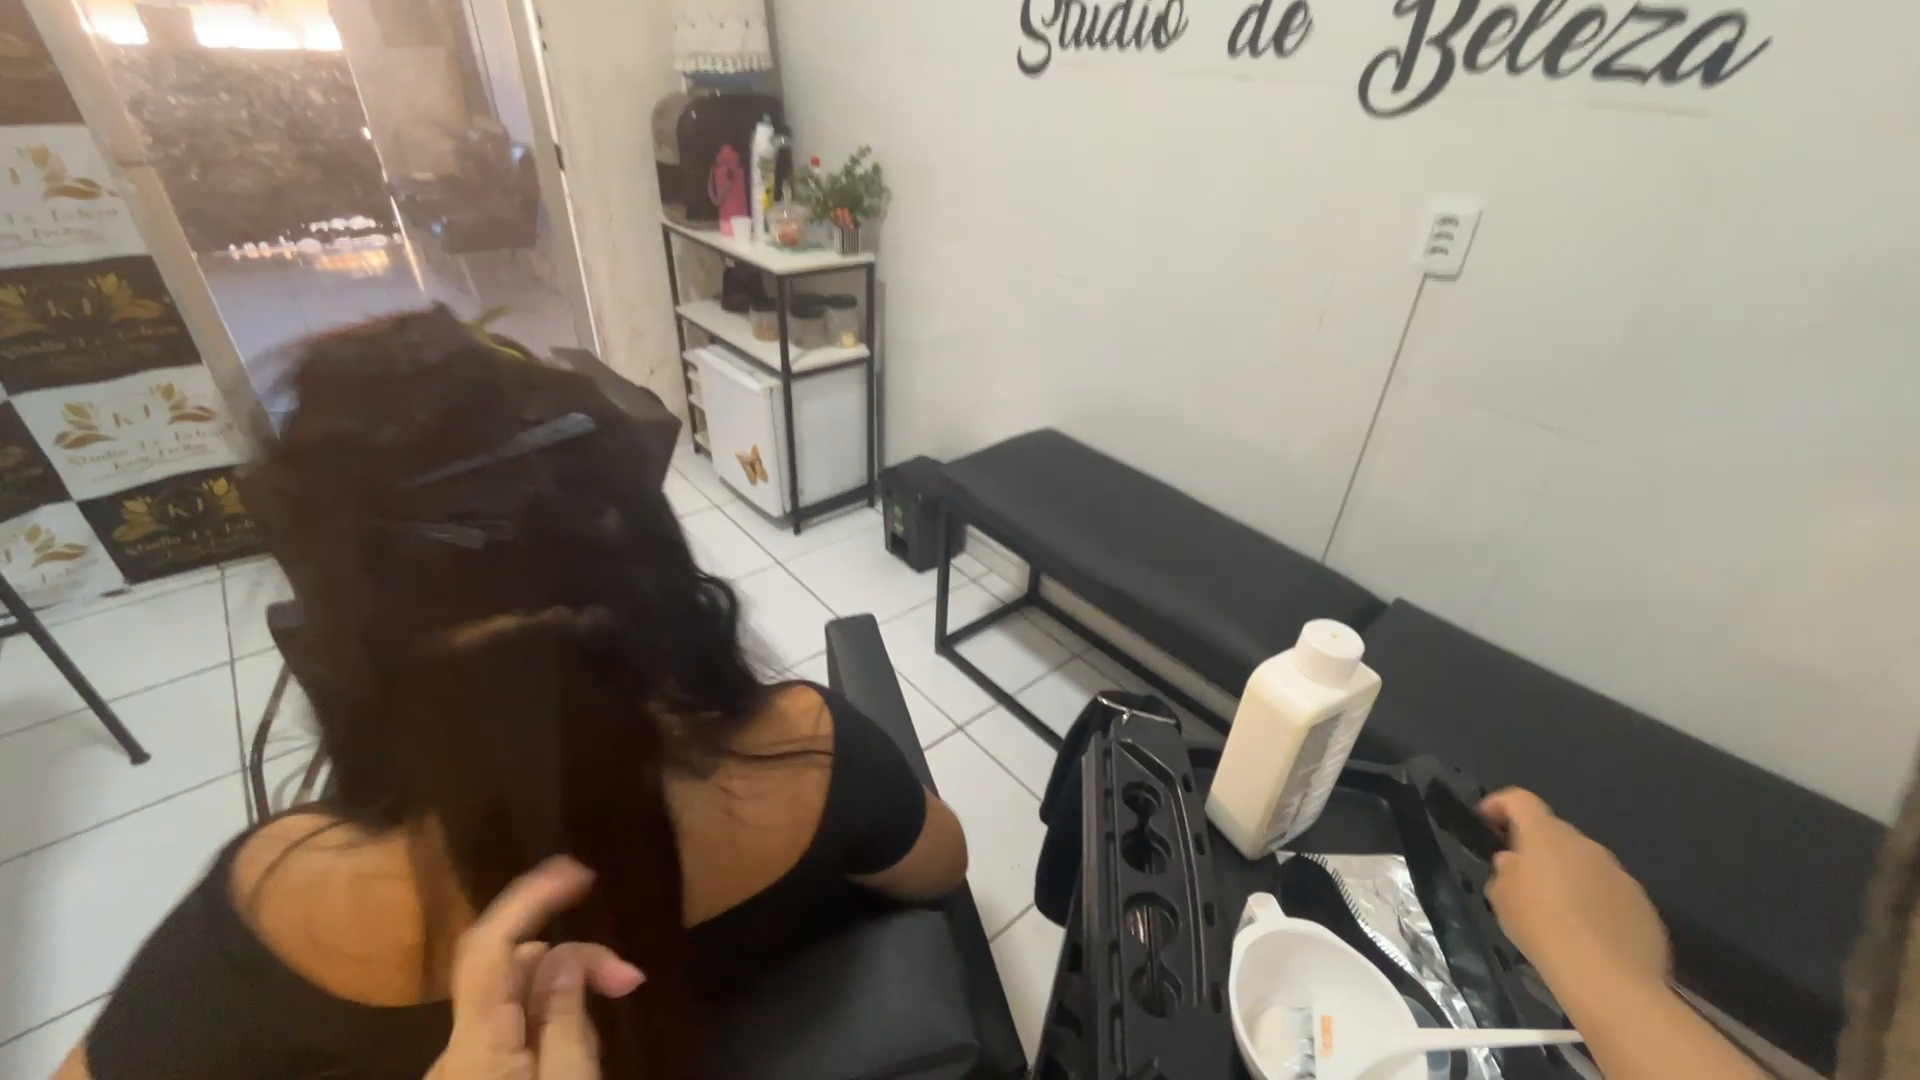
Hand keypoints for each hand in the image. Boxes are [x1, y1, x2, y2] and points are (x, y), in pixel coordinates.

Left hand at [427, 857, 643, 1079]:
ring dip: (569, 990)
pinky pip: (513, 1030)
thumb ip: (565, 1019)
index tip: (579, 871)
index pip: (491, 949)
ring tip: (614, 1009)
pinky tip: (579, 1045)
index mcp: (476, 1048)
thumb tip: (564, 954)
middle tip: (632, 979)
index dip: (528, 898)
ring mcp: (461, 1069)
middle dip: (575, 958)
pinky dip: (551, 1019)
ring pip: (517, 1000)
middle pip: (514, 971)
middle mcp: (457, 1050)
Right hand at [1480, 788, 1669, 993]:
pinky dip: (1594, 901)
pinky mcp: (1643, 905)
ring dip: (1567, 875)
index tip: (1486, 821)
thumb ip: (1506, 870)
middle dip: (1536, 847)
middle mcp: (1586, 846)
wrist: (1608, 978)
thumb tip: (1516, 863)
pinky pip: (1609, 892)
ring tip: (1556, 910)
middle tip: (1520, 876)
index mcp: (1546, 836)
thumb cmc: (1541, 926)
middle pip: (1555, 833)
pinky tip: (1587, 932)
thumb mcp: (1501, 896)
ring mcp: (1620, 875)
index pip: (1520, 800)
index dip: (1500, 804)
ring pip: (1585, 863)